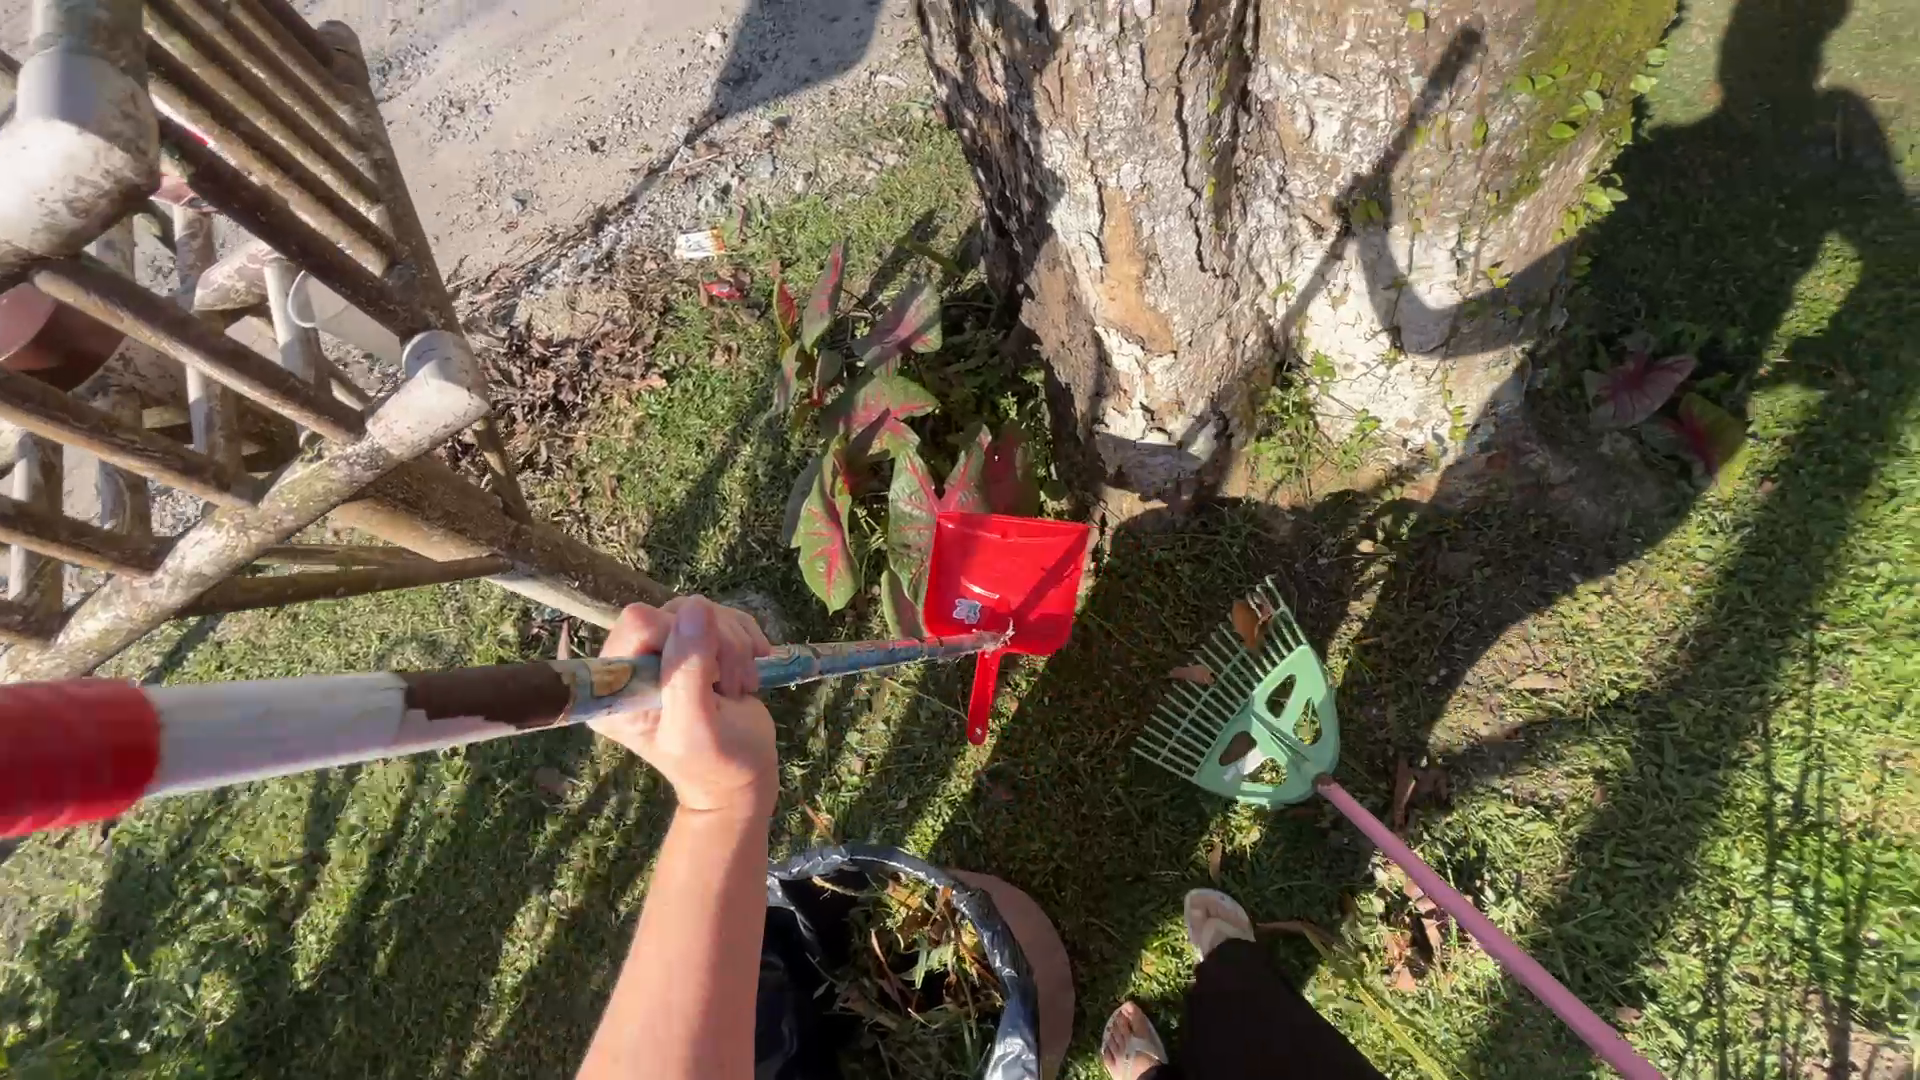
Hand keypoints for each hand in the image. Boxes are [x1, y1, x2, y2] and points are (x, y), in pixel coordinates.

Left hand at [591, 597, 777, 815]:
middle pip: (675, 612)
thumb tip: (696, 607)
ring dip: (735, 644)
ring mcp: (669, 651)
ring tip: (741, 684)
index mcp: (616, 686)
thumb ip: (689, 670)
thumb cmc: (718, 764)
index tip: (706, 677)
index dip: (680, 639)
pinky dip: (747, 636)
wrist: (743, 777)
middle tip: (730, 684)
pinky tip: (753, 665)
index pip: (640, 623)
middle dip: (716, 642)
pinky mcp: (699, 645)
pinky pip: (724, 616)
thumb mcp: (699, 726)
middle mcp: (636, 663)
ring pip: (702, 611)